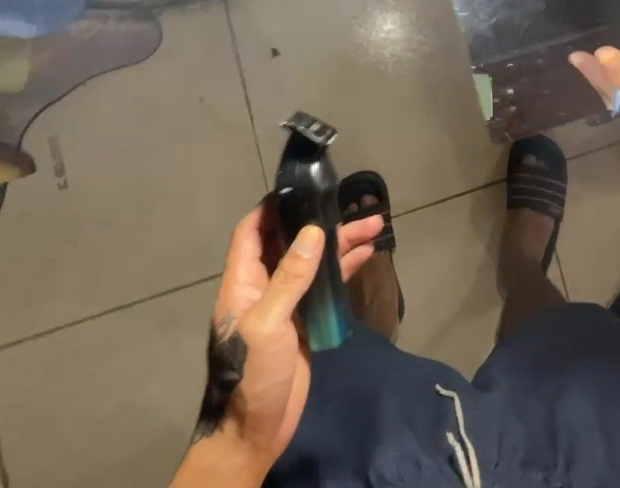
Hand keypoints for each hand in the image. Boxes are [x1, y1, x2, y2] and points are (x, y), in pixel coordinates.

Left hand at [178, 201, 383, 481]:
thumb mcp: (268, 323)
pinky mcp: (303, 322)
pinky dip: (345, 269)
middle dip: (321, 222)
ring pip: (314, 262)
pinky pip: (325, 286)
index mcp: (243, 283)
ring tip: (376, 226)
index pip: (251, 232)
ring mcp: (285, 304)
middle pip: (292, 242)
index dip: (271, 208)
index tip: (300, 188)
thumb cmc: (250, 374)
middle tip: (355, 206)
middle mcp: (263, 287)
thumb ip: (291, 277)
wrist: (254, 431)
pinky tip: (367, 256)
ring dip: (341, 244)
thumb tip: (313, 232)